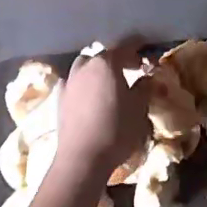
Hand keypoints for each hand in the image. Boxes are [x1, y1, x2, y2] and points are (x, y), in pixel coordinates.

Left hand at [53, 44, 149, 182]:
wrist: (82, 158)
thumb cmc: (116, 129)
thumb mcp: (139, 108)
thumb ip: (144, 87)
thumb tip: (147, 77)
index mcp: (106, 63)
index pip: (125, 47)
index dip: (138, 48)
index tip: (147, 52)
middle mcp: (84, 66)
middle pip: (103, 55)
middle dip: (117, 58)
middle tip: (131, 68)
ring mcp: (69, 81)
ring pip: (85, 66)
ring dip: (97, 69)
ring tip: (108, 81)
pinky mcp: (59, 98)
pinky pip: (74, 82)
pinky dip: (83, 83)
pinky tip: (90, 94)